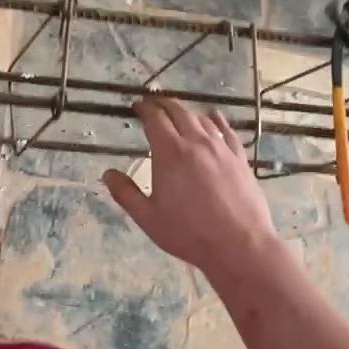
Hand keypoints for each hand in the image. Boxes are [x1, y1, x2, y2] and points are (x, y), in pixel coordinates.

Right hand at [103, 96, 281, 278]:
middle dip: (163, 104)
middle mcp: (196, 142)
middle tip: (153, 105)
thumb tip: (108, 174)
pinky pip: (226, 130)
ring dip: (186, 111)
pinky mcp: (239, 158)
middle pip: (178, 111)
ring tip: (178, 113)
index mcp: (170, 153)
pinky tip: (213, 118)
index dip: (144, 108)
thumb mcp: (148, 218)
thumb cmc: (189, 233)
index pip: (154, 118)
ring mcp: (221, 148)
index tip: (136, 106)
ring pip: (202, 118)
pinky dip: (215, 119)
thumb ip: (125, 193)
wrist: (240, 244)